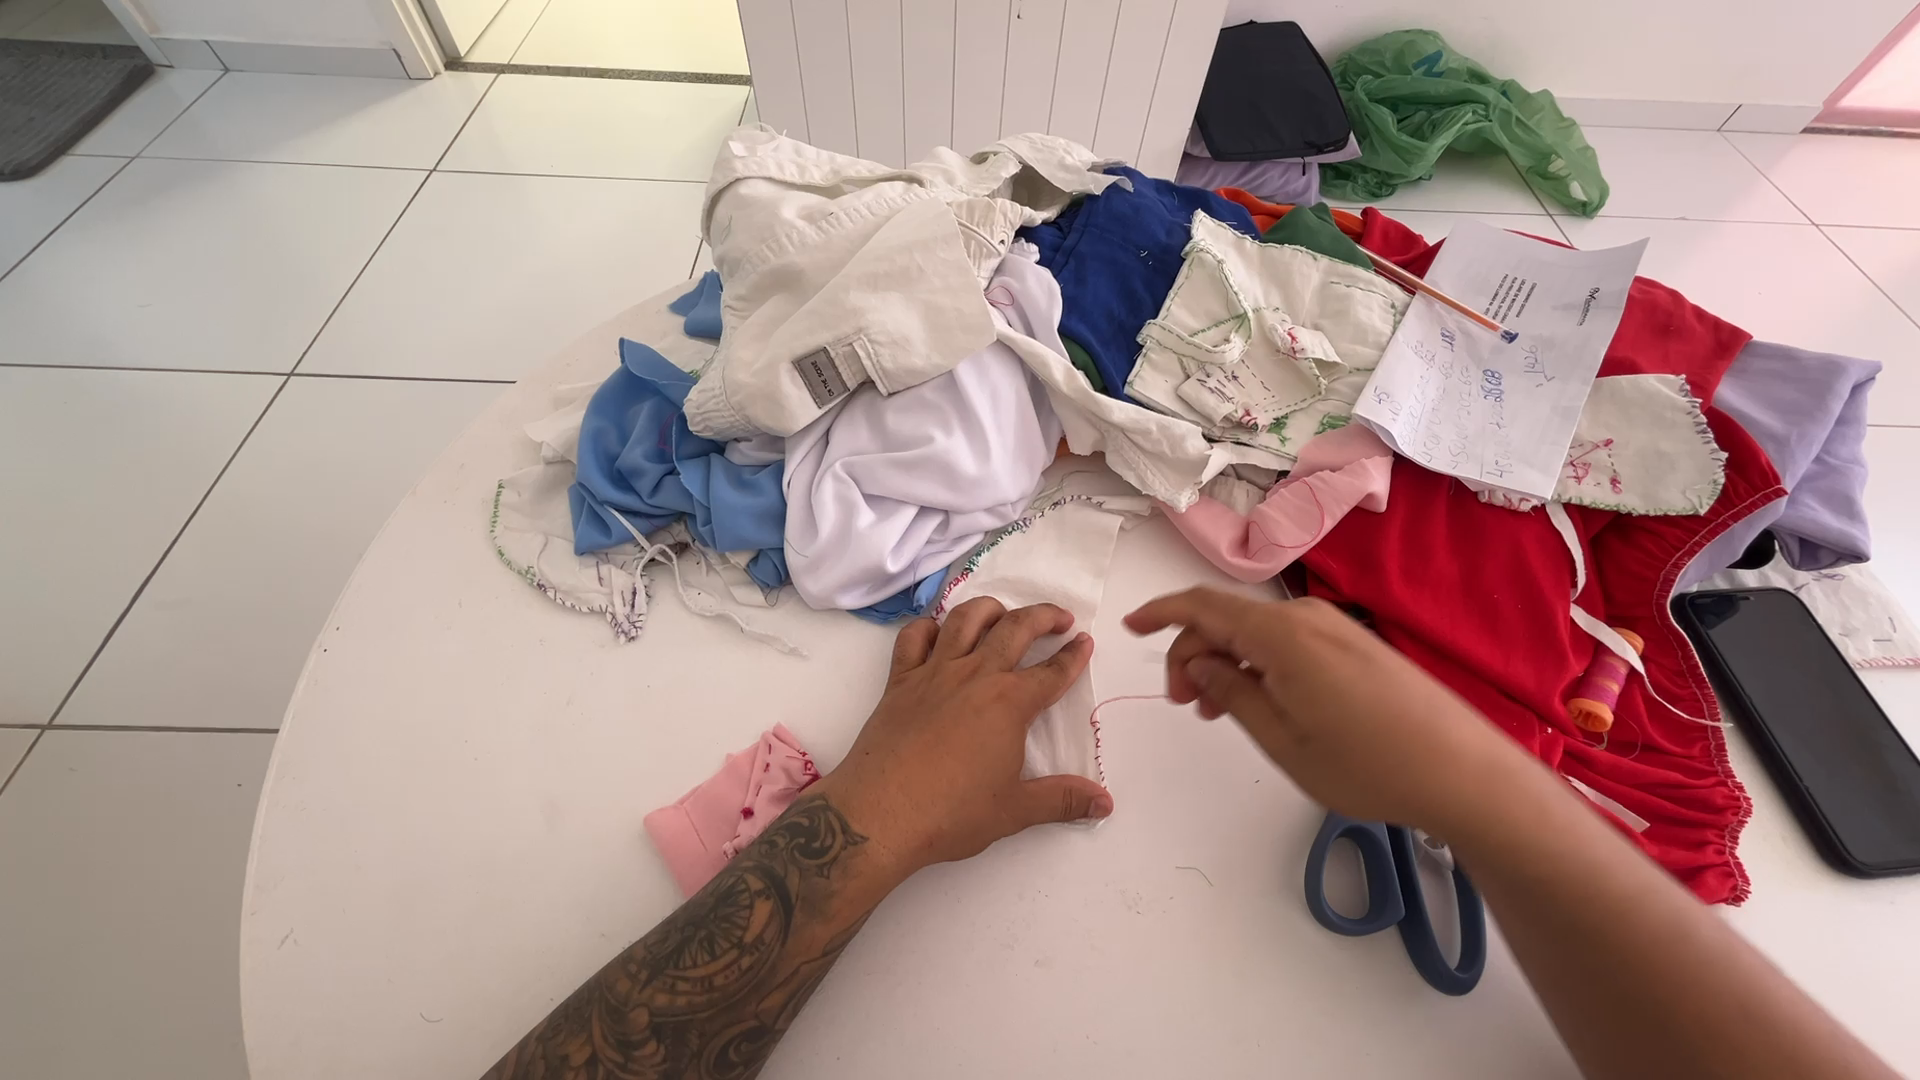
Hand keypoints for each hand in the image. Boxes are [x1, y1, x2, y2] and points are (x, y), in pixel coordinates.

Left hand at [814, 598, 1112, 883]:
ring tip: (1004, 613)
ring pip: (965, 619)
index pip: (1051, 672)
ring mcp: (934, 673)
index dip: (1073, 656)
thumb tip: (1104, 802)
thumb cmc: (952, 813)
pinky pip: (913, 637)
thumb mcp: (1015, 810)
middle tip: (1060, 618)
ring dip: (990, 608)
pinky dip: (928, 627)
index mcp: (1009, 703)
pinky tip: (938, 633)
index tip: (1084, 642)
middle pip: (1015, 629)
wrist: (880, 814)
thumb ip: (1062, 800)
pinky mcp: (900, 680)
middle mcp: (974, 675)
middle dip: (1043, 616)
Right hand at [1123, 588, 1528, 831]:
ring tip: (1220, 710)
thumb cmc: (1366, 764)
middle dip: (1193, 654)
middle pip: (1227, 620)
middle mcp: (1306, 618)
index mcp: (1281, 634)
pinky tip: (1261, 701)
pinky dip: (1259, 663)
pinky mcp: (1355, 645)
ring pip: (1257, 632)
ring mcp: (1335, 628)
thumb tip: (1199, 663)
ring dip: (1226, 661)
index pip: (1203, 606)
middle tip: (1185, 705)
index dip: (1161, 612)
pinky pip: (1287, 642)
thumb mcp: (1281, 738)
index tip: (1130, 627)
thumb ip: (1231, 692)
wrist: (1468, 776)